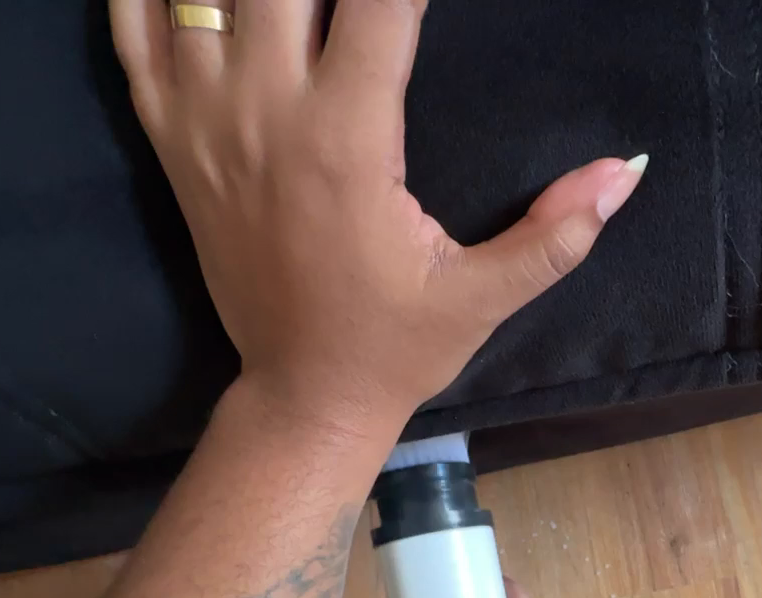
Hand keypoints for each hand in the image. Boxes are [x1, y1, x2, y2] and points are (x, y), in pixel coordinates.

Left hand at [109, 0, 647, 430]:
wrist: (305, 395)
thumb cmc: (397, 347)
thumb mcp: (484, 298)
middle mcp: (264, 112)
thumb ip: (555, 232)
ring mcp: (204, 120)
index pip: (380, 1)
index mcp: (347, 144)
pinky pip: (132, 23)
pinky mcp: (170, 141)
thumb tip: (628, 170)